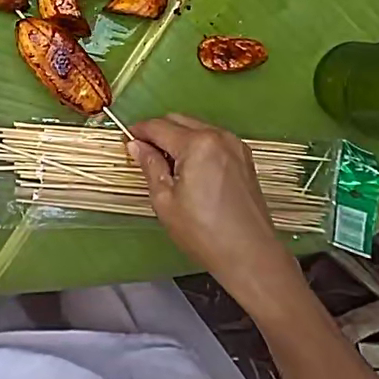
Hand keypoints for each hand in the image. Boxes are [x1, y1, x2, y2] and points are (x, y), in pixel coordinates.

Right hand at [127, 114, 298, 290]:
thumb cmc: (204, 232)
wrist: (252, 257)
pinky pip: (211, 139)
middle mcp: (218, 137)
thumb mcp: (165, 200)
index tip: (126, 140)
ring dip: (176, 137)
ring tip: (165, 165)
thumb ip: (150, 165)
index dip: (138, 132)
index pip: (158, 126)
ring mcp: (234, 145)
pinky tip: (188, 169)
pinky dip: (195, 145)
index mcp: (197, 144)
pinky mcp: (244, 157)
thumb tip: (136, 146)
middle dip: (157, 132)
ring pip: (194, 127)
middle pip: (177, 120)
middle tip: (143, 153)